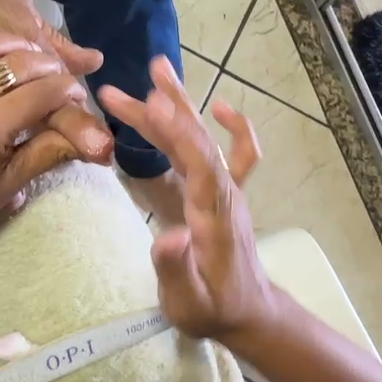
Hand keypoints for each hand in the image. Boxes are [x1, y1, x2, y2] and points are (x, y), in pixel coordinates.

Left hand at [0, 0, 91, 255]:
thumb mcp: (8, 183)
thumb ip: (48, 152)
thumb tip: (96, 141)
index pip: (42, 95)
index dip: (68, 91)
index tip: (79, 93)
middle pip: (16, 65)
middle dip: (47, 64)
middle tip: (61, 74)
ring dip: (8, 42)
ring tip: (28, 48)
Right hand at [101, 57, 281, 343]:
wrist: (250, 312)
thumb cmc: (213, 308)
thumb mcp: (187, 300)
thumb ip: (175, 268)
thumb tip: (168, 235)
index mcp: (213, 213)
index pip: (199, 164)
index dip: (177, 133)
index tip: (153, 104)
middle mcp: (222, 192)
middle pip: (196, 141)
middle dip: (166, 110)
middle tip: (132, 82)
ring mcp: (225, 189)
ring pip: (205, 137)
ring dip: (182, 104)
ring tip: (157, 69)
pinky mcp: (223, 191)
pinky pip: (233, 151)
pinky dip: (230, 126)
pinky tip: (219, 105)